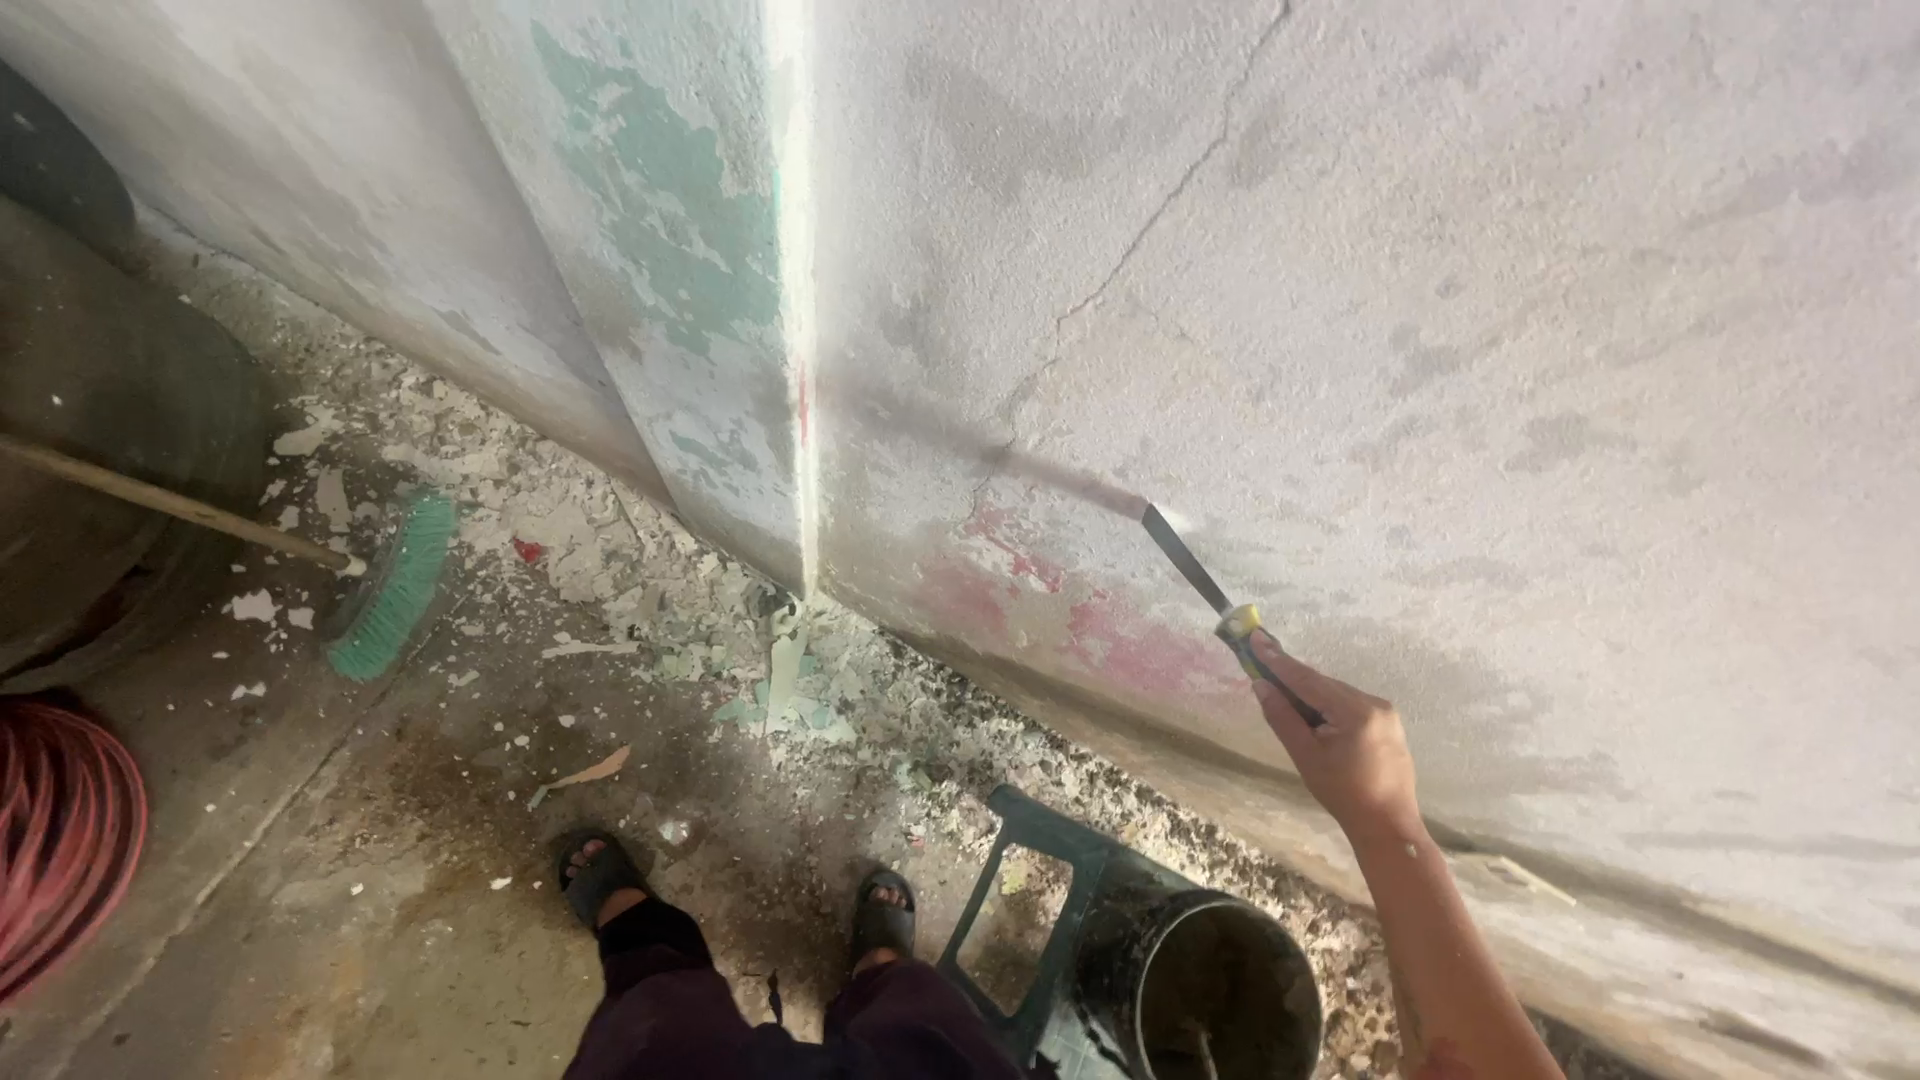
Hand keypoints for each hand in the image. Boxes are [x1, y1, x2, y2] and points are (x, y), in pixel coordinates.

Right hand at [1249, 632, 1421, 839]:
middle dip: (1291, 677)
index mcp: (1355, 711)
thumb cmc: (1342, 793)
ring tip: (1283, 698)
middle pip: (1322, 683)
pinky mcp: (1387, 722)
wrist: (1388, 825)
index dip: (1277, 659)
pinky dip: (1326, 704)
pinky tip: (1312, 715)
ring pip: (1335, 692)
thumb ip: (1282, 716)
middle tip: (1261, 668)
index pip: (1307, 678)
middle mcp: (1374, 703)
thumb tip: (1261, 684)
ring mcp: (1385, 712)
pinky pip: (1348, 703)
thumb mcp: (1305, 755)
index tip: (1256, 638)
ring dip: (1308, 693)